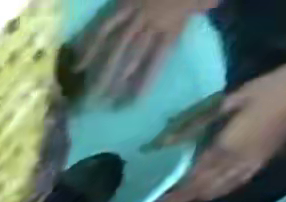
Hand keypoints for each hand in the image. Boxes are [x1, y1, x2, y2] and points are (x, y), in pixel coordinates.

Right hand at [80, 0, 213, 101]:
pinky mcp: (125, 3)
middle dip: (117, 82)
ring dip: (101, 71)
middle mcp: (153, 22)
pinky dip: (90, 44)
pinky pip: (105, 26)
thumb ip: (206, 3)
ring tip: (88, 93)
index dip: (145, 82)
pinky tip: (79, 63)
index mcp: (177, 21)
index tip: (132, 105)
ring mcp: (137, 12)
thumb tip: (205, 9)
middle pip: (133, 57)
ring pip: (117, 47)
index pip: (160, 58)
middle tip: (100, 106)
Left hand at [165, 73, 285, 201]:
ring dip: (198, 197)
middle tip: (161, 200)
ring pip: (220, 190)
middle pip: (203, 190)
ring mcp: (254, 161)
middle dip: (181, 199)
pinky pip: (237, 182)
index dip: (173, 193)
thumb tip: (163, 142)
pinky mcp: (265, 158)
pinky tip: (209, 190)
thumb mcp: (228, 102)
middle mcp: (238, 161)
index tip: (154, 198)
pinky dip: (219, 190)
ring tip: (179, 198)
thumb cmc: (273, 87)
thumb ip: (194, 125)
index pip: (192, 180)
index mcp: (226, 148)